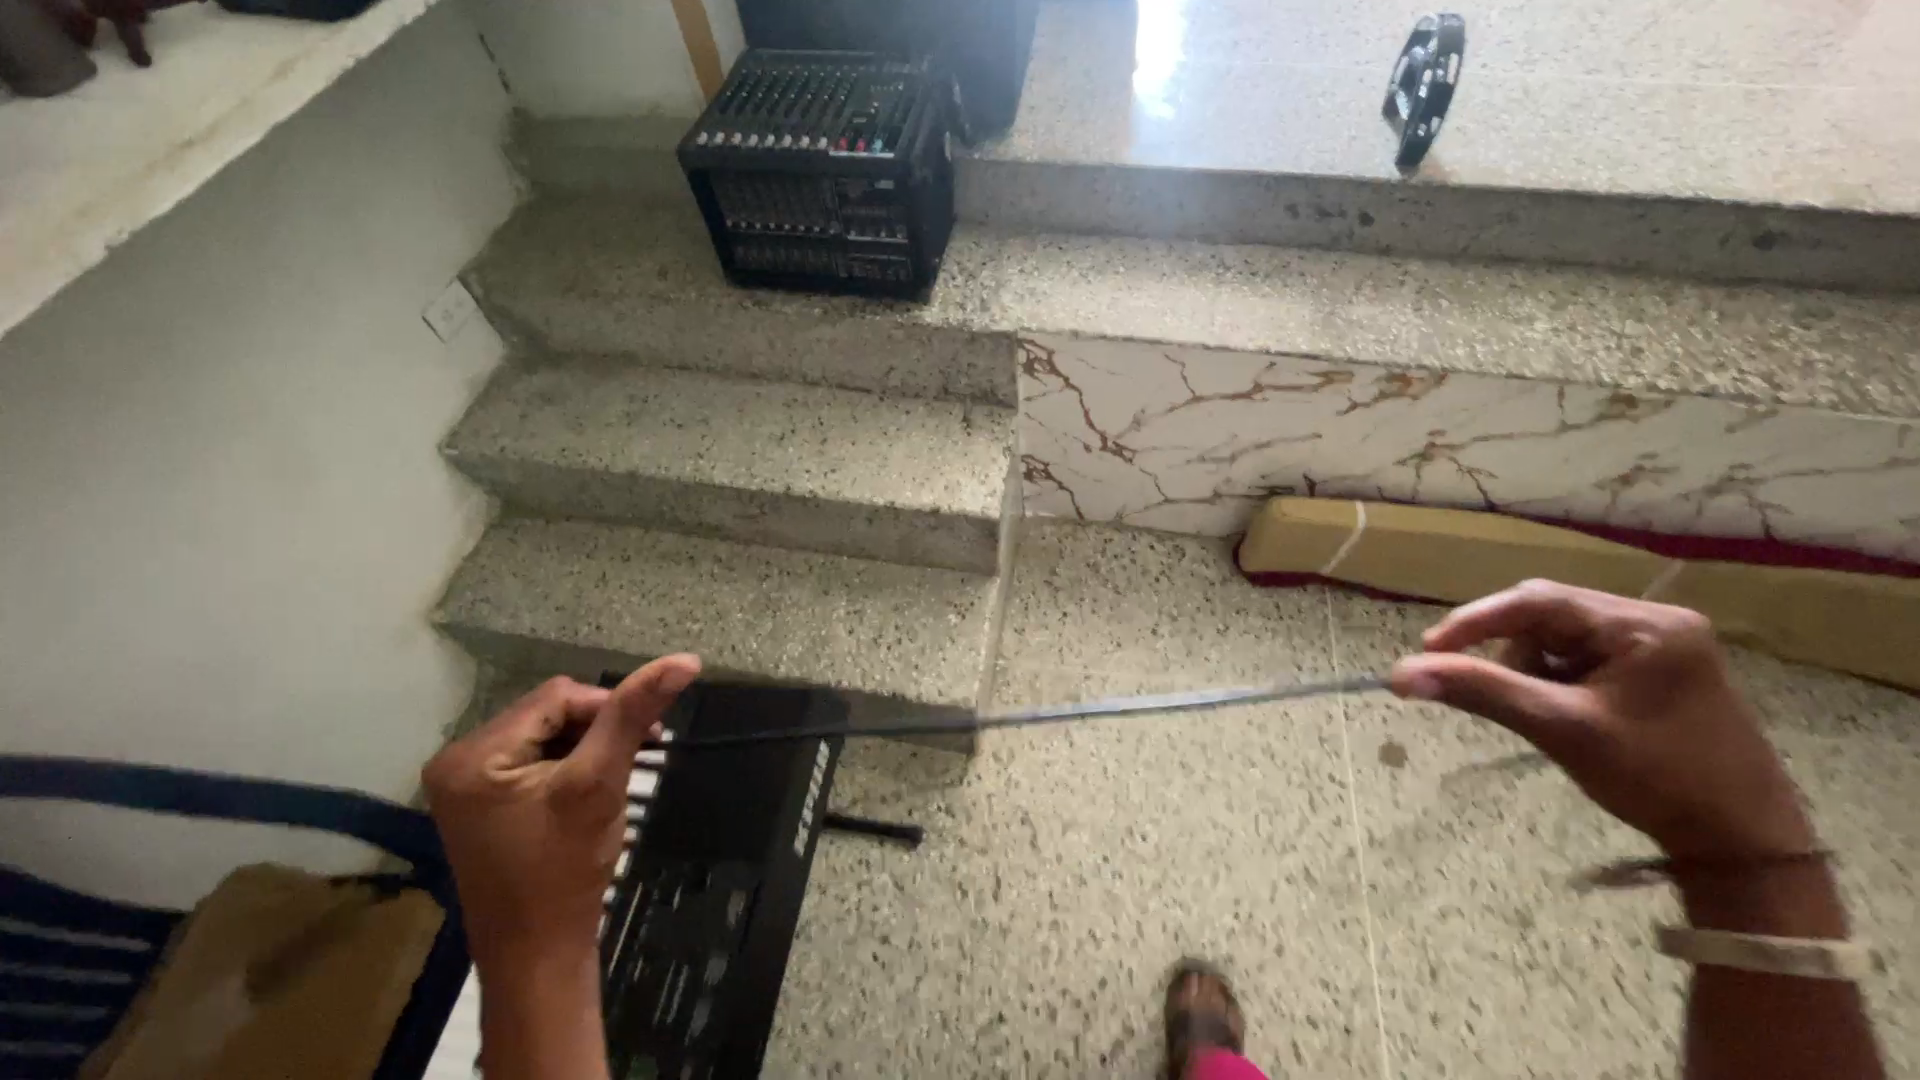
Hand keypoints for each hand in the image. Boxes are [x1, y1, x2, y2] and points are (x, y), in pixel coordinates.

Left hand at [422, 656, 700, 963]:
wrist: (537, 955)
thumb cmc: (564, 871)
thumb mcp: (599, 784)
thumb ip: (633, 715)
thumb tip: (683, 660)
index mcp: (472, 753)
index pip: (556, 697)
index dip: (608, 708)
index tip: (648, 738)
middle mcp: (458, 761)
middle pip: (548, 715)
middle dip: (596, 732)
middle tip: (633, 762)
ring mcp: (467, 787)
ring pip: (546, 737)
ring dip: (587, 750)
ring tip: (612, 782)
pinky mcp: (484, 806)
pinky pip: (534, 763)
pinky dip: (569, 769)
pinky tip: (588, 795)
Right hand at [1389, 580, 1812, 859]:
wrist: (1743, 843)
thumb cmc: (1656, 778)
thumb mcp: (1560, 728)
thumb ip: (1481, 691)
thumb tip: (1400, 674)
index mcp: (1644, 625)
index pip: (1537, 601)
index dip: (1475, 621)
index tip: (1429, 650)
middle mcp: (1653, 622)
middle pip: (1545, 616)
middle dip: (1506, 650)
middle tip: (1471, 683)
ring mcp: (1657, 645)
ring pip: (1556, 638)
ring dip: (1528, 669)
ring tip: (1536, 713)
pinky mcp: (1652, 671)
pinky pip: (1577, 658)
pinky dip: (1551, 681)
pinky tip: (1558, 713)